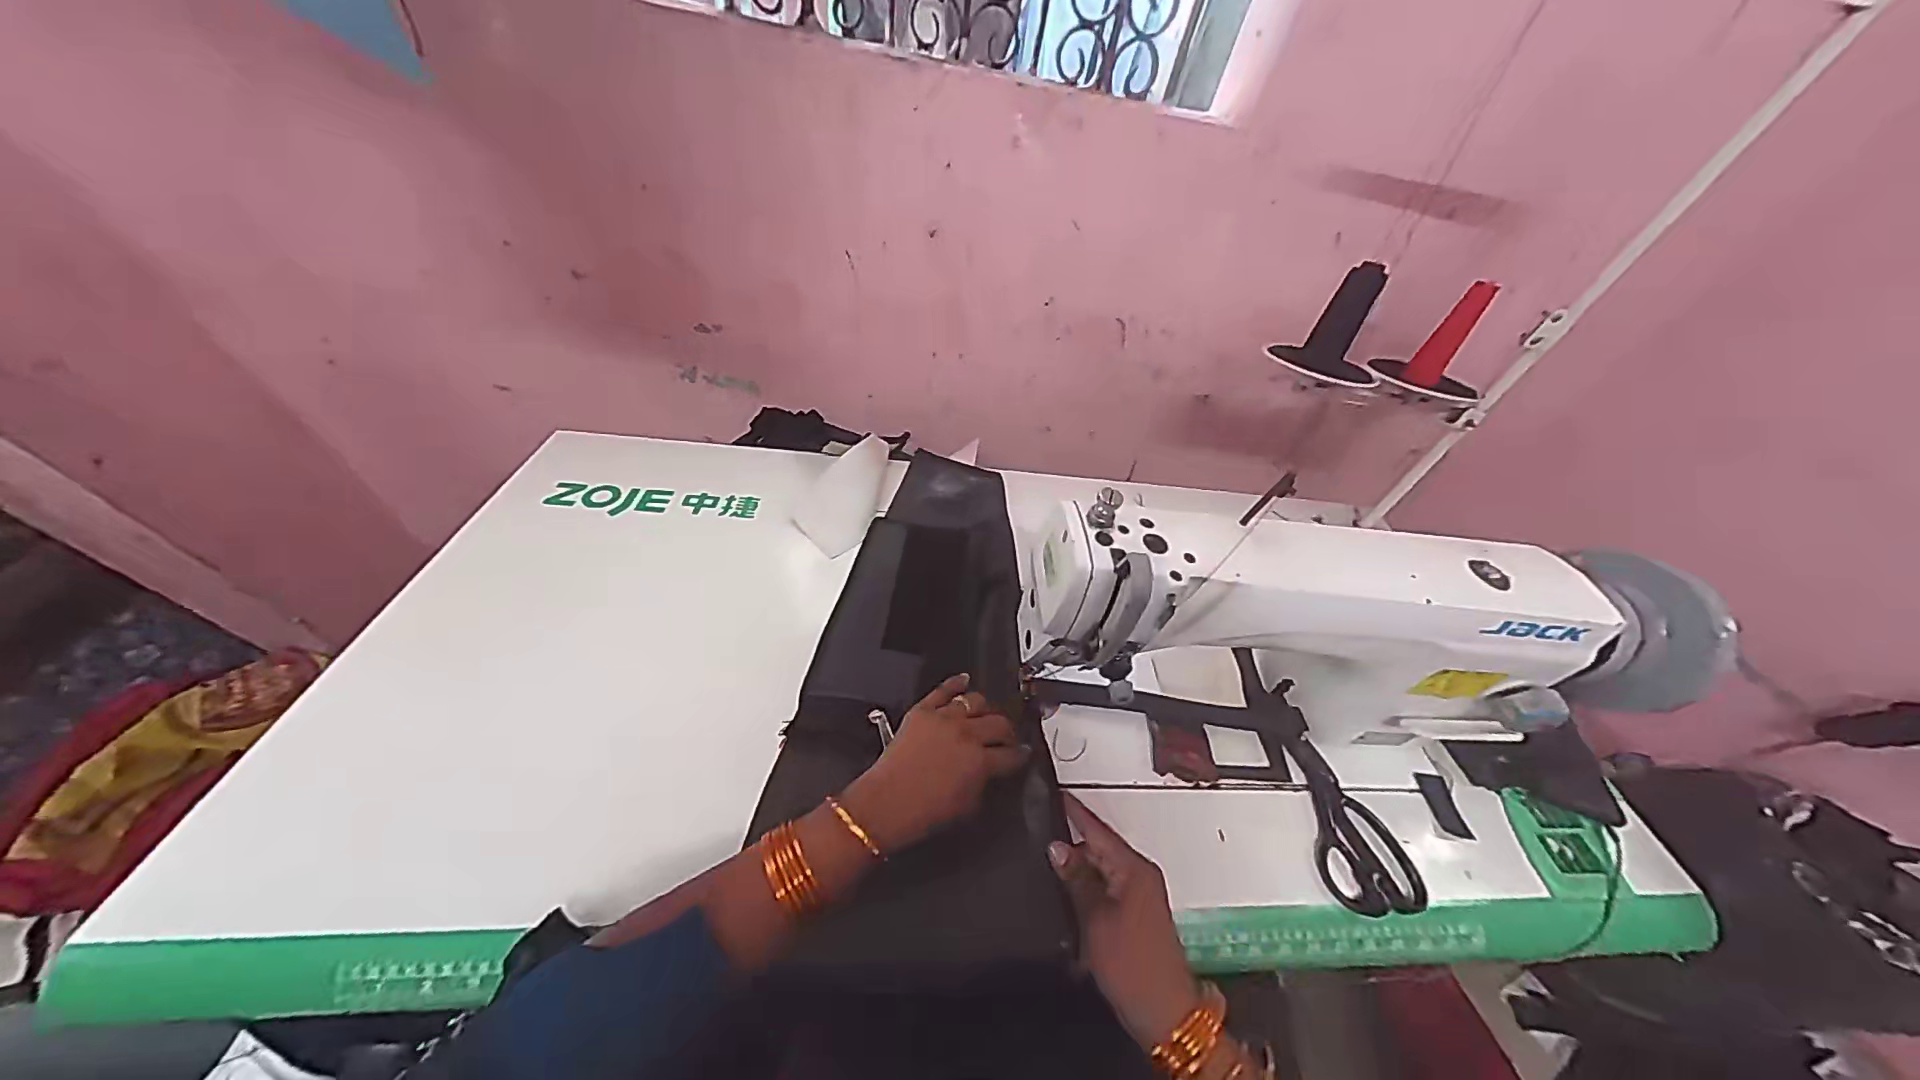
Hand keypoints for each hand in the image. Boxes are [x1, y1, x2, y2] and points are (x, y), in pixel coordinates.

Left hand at [840, 674, 1031, 852]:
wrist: (885, 805)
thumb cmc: (921, 811)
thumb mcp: (967, 807)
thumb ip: (984, 784)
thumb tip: (990, 774)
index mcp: (980, 761)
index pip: (1011, 754)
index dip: (1020, 756)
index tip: (1021, 755)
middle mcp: (965, 735)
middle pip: (999, 723)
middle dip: (1008, 732)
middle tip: (1007, 738)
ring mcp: (943, 719)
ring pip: (976, 701)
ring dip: (986, 709)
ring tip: (987, 715)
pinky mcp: (922, 711)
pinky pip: (943, 690)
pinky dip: (956, 683)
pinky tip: (964, 681)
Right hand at [1049, 794, 1200, 1048]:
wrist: (1164, 1013)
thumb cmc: (1135, 968)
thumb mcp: (1095, 919)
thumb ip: (1076, 879)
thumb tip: (1057, 847)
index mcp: (1133, 869)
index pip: (1098, 829)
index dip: (1075, 812)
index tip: (1057, 794)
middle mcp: (1139, 876)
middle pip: (1099, 848)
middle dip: (1072, 845)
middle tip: (1041, 838)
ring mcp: (1138, 895)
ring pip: (1101, 869)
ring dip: (1079, 871)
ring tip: (1051, 871)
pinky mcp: (1134, 913)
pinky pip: (1106, 888)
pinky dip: (1087, 890)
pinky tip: (1069, 899)